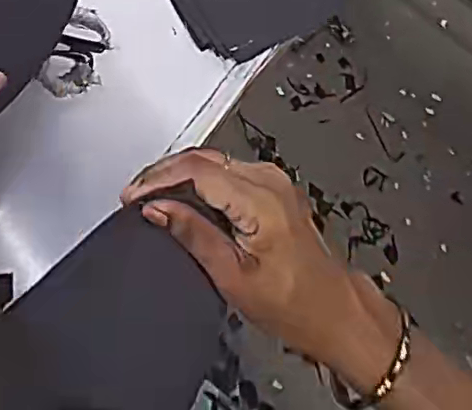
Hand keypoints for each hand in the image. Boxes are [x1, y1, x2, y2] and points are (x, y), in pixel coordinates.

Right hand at [122, 149, 403, 393]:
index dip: (158, 178)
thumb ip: (192, 235)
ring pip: (211, 159)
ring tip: (152, 193)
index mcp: (260, 201)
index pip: (195, 169)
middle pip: (201, 157)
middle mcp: (268, 180)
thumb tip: (157, 209)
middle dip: (162, 172)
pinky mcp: (271, 184)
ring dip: (178, 172)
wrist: (337, 312)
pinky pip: (225, 168)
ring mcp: (272, 179)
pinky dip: (198, 177)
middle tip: (136, 193)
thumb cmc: (298, 306)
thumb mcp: (234, 278)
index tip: (134, 194)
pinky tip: (182, 192)